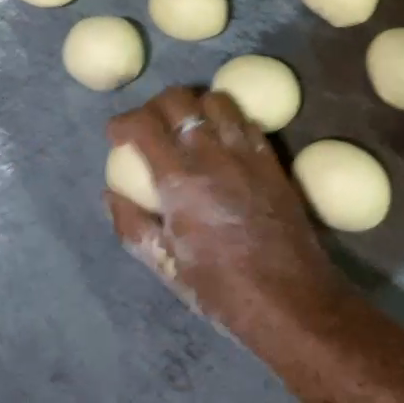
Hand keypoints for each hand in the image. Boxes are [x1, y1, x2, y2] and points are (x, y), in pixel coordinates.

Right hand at [105, 87, 343, 341]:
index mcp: (178, 180)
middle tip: (150, 126)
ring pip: (215, 99)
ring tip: (189, 127)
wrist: (292, 303)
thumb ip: (131, 225)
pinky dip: (228, 120)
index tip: (117, 136)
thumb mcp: (164, 266)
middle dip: (154, 106)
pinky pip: (246, 120)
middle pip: (177, 99)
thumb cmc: (222, 289)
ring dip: (195, 106)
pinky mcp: (272, 161)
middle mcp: (210, 155)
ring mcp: (245, 154)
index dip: (122, 123)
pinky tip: (222, 141)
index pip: (142, 124)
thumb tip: (111, 194)